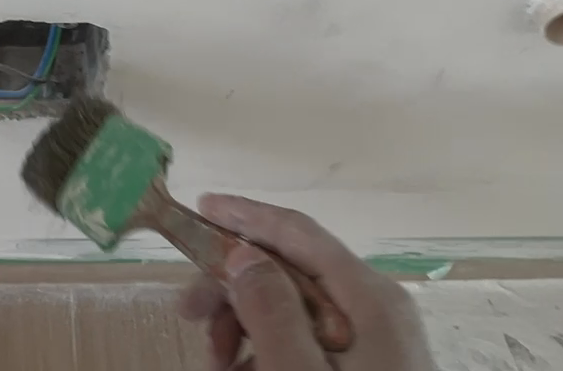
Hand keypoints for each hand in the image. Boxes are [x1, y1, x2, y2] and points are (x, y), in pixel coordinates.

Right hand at [178, 195, 432, 370]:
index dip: (246, 215)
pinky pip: (306, 343)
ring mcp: (373, 341)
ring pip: (291, 309)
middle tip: (188, 313)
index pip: (297, 231)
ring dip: (244, 328)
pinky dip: (267, 353)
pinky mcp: (366, 369)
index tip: (200, 207)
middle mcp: (373, 308)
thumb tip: (242, 253)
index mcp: (368, 298)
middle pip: (289, 270)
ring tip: (215, 364)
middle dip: (233, 288)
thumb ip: (271, 312)